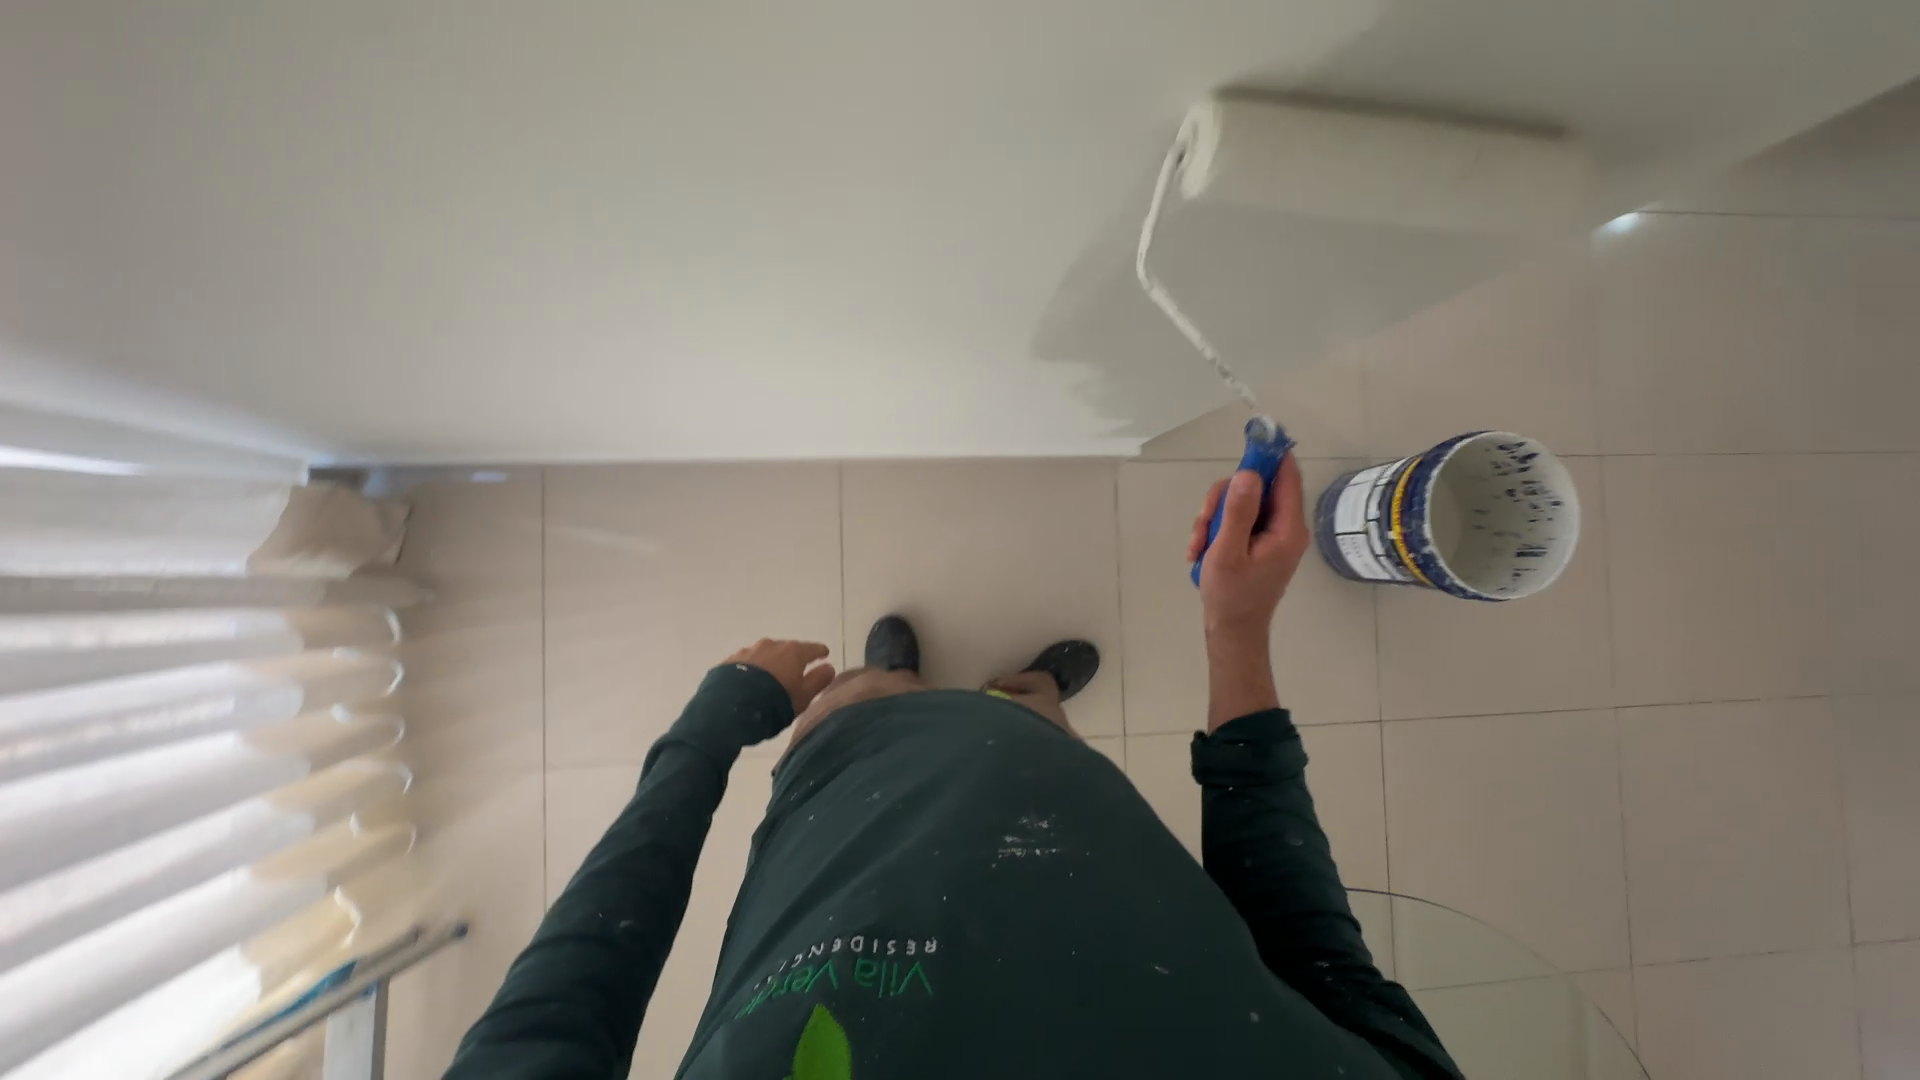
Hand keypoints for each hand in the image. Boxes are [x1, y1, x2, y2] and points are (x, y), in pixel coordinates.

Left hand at [726, 639, 836, 714]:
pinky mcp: (729, 661)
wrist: (728, 709)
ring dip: (771, 663)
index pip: (813, 648)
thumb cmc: (774, 703)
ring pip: (766, 654)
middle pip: (788, 649)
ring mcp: (748, 651)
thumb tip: (829, 667)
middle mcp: (772, 645)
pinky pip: (747, 663)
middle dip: (793, 658)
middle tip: (795, 671)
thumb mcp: (803, 697)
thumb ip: (818, 680)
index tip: (824, 656)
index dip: (820, 653)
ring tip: (770, 677)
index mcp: (793, 652)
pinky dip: (753, 669)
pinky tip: (750, 681)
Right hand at [1187, 454, 1309, 636]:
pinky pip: (1237, 522)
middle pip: (1256, 488)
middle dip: (1223, 500)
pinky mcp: (1258, 545)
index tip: (1251, 440)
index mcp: (1287, 528)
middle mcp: (1285, 528)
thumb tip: (1247, 473)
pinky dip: (1215, 532)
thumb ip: (1237, 511)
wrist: (1232, 632)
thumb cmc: (1232, 596)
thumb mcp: (1227, 552)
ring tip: (1198, 546)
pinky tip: (1201, 552)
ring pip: (1241, 504)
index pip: (1287, 476)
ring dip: (1213, 519)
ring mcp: (1271, 537)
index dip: (1270, 455)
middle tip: (1203, 522)